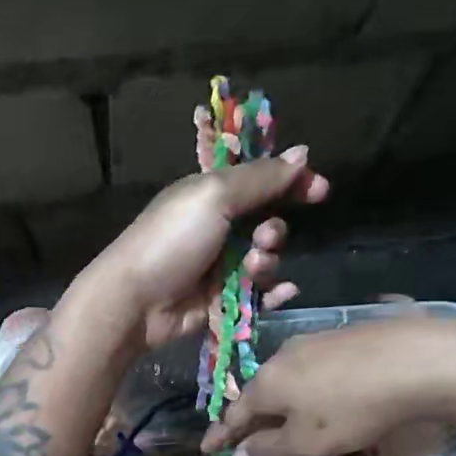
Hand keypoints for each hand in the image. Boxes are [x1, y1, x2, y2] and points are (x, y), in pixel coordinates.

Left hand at [67, 147, 329, 350]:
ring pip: (265, 262)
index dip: (292, 184)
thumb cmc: (171, 241)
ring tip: (252, 269)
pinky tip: (281, 294)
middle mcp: (216, 229)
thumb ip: (260, 178)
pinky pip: (257, 295)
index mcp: (211, 195)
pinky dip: (272, 294)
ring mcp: (218, 268)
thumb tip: (302, 153)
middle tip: (263, 239)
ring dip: (268, 263)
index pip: (260, 182)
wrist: (136, 302)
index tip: (319, 191)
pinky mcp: (220, 302)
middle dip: (274, 231)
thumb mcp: (214, 197)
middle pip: (267, 224)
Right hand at [201, 316, 455, 455]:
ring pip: (286, 380)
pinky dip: (307, 390)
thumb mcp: (306, 442)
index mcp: (266, 383)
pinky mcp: (342, 336)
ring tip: (286, 422)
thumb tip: (239, 454)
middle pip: (258, 394)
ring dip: (281, 404)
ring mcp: (313, 342)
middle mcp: (281, 357)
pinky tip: (322, 398)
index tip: (207, 450)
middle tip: (249, 440)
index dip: (221, 436)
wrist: (417, 359)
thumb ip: (268, 449)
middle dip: (251, 419)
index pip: (234, 415)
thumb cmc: (352, 408)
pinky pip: (311, 370)